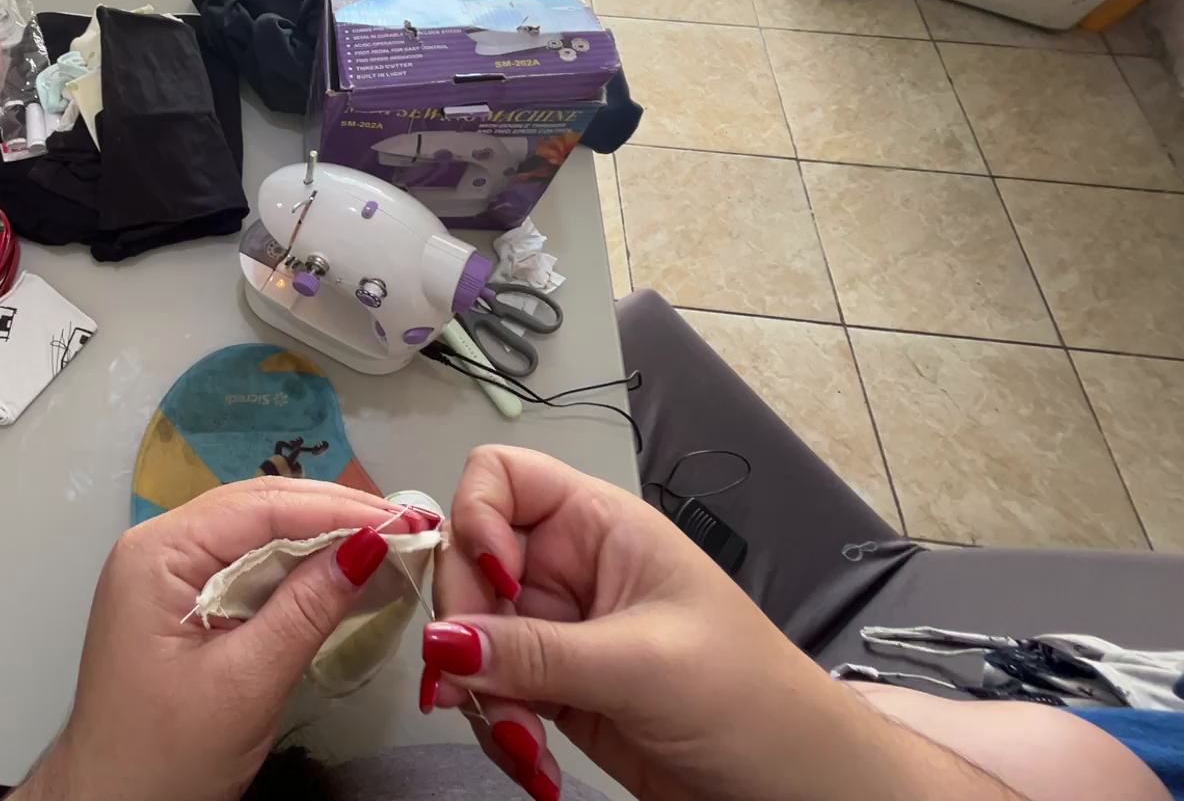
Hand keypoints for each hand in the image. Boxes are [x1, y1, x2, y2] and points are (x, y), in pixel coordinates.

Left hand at [10, 477, 437, 800]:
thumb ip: (306, 611)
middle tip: (406, 522)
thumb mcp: (245, 684)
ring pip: (256, 528)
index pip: (258, 507)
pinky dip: (296, 562)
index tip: (403, 518)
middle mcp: (160, 543)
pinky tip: (337, 566)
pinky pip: (248, 560)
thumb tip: (370, 547)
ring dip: (319, 532)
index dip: (335, 508)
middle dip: (332, 512)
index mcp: (159, 552)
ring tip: (384, 537)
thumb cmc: (166, 759)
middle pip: (256, 506)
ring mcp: (170, 566)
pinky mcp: (185, 593)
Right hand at [425, 445, 1025, 800]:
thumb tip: (438, 643)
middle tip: (476, 682)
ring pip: (468, 629)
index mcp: (594, 523)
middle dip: (468, 625)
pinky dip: (494, 722)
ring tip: (521, 743)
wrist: (806, 797)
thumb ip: (535, 652)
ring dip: (478, 689)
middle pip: (467, 559)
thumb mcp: (643, 665)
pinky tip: (532, 759)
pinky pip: (486, 684)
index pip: (499, 476)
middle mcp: (561, 561)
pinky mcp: (545, 679)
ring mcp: (549, 622)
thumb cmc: (754, 702)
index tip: (496, 582)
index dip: (477, 514)